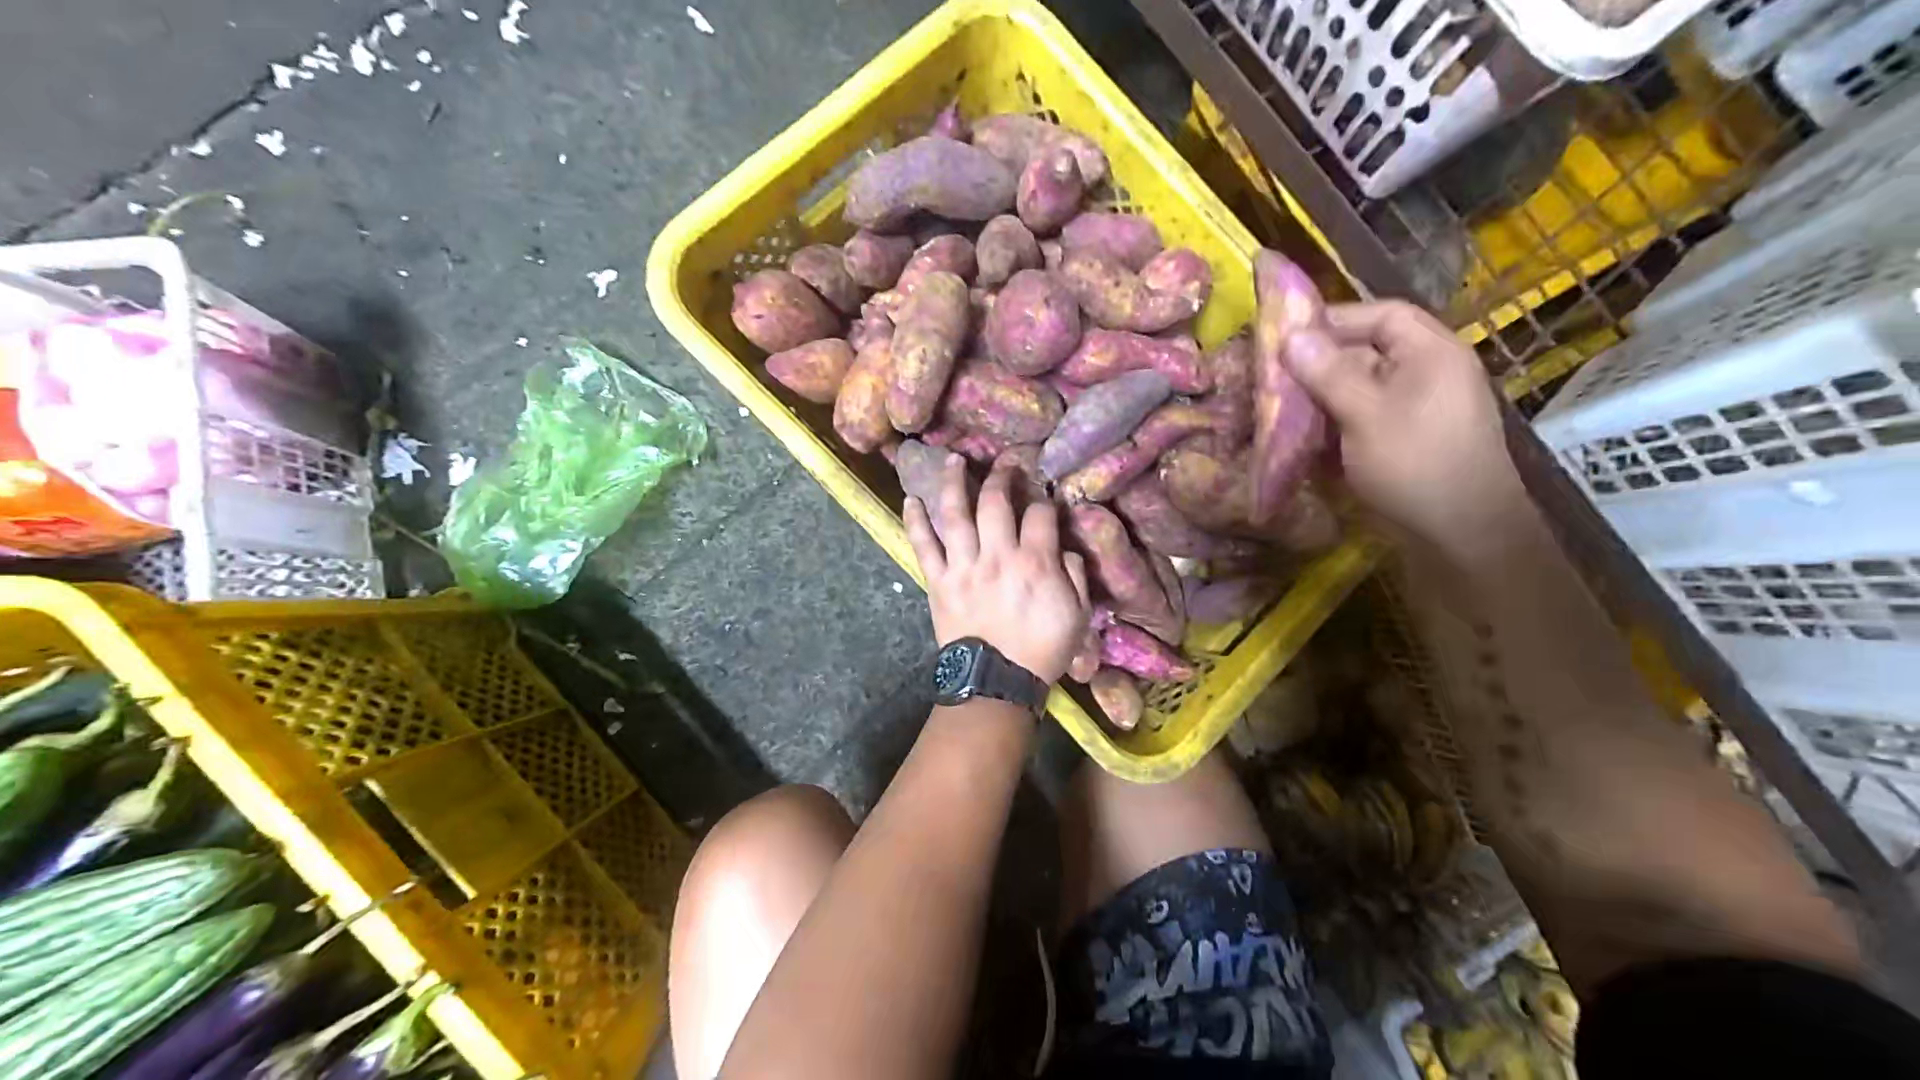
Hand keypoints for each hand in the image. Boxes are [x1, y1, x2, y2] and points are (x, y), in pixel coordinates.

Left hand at [904, 454, 1091, 683]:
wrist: (996, 681)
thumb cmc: (1042, 649)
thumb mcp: (1078, 615)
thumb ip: (1074, 575)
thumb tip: (1062, 546)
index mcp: (1035, 562)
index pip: (1040, 514)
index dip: (1043, 500)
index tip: (1043, 496)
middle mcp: (997, 554)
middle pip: (995, 502)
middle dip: (1000, 476)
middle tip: (1003, 464)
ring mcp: (963, 565)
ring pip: (955, 513)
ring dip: (953, 482)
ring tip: (952, 459)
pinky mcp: (938, 580)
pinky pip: (923, 545)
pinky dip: (915, 521)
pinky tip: (910, 499)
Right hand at [1283, 300, 1532, 560]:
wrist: (1461, 535)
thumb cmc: (1416, 464)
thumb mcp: (1366, 414)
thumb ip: (1328, 372)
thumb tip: (1291, 334)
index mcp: (1430, 354)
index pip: (1382, 316)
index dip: (1334, 320)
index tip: (1286, 337)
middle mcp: (1426, 375)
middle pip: (1366, 353)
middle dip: (1318, 365)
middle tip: (1272, 379)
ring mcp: (1416, 412)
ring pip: (1358, 392)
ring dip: (1319, 401)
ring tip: (1278, 414)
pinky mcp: (1403, 443)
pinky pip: (1361, 422)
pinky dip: (1332, 429)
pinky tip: (1302, 445)